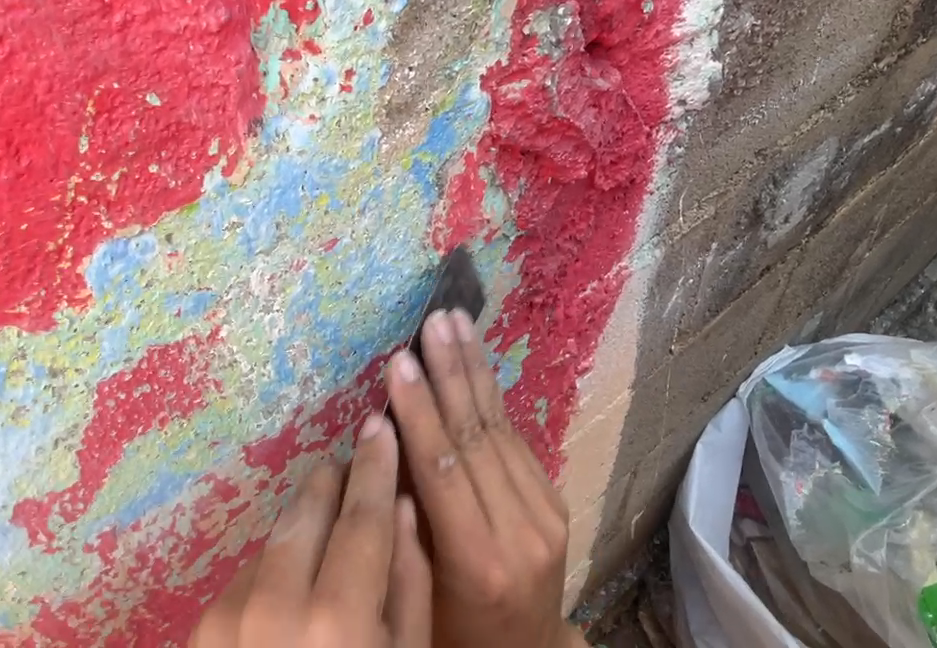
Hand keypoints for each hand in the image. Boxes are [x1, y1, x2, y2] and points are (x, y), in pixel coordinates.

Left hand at [193, 414, 432, 647]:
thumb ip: (408, 586)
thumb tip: (403, 505)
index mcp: (338, 621)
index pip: (363, 517)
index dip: (375, 466)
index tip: (381, 424)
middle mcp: (275, 607)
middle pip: (309, 510)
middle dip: (334, 480)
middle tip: (355, 459)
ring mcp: (230, 616)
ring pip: (278, 539)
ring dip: (305, 523)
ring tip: (329, 523)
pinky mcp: (202, 628)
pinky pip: (251, 575)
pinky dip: (275, 567)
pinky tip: (292, 589)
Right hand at [387, 309, 585, 647]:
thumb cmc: (452, 629)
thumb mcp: (416, 586)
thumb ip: (404, 514)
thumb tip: (382, 434)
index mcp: (478, 560)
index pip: (443, 468)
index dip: (420, 410)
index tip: (400, 360)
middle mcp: (520, 529)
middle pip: (476, 435)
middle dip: (450, 371)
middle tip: (433, 320)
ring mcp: (545, 511)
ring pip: (499, 427)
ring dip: (472, 368)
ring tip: (455, 321)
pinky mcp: (553, 498)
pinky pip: (514, 438)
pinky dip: (489, 395)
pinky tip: (473, 359)